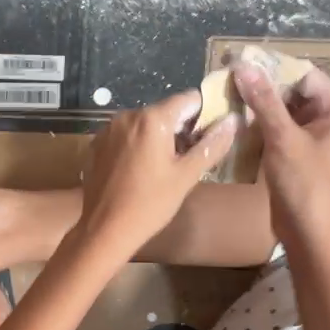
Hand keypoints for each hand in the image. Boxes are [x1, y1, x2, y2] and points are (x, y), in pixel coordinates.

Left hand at [78, 90, 238, 254]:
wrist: (104, 229)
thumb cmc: (150, 204)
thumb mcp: (187, 176)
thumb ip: (212, 144)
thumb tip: (232, 120)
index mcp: (152, 118)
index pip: (189, 99)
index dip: (204, 114)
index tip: (209, 136)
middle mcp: (127, 115)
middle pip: (165, 111)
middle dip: (180, 129)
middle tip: (189, 157)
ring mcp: (107, 129)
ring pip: (143, 124)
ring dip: (158, 137)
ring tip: (164, 167)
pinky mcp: (96, 145)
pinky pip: (125, 136)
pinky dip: (136, 145)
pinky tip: (139, 171)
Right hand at [234, 62, 329, 246]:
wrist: (309, 233)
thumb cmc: (305, 185)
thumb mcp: (283, 139)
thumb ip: (263, 101)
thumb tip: (242, 65)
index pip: (302, 74)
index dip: (271, 68)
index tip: (237, 64)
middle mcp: (328, 117)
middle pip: (291, 91)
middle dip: (260, 87)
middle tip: (224, 81)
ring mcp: (311, 136)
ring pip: (280, 110)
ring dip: (255, 106)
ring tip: (223, 98)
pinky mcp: (295, 153)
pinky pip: (275, 129)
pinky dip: (256, 125)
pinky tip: (232, 123)